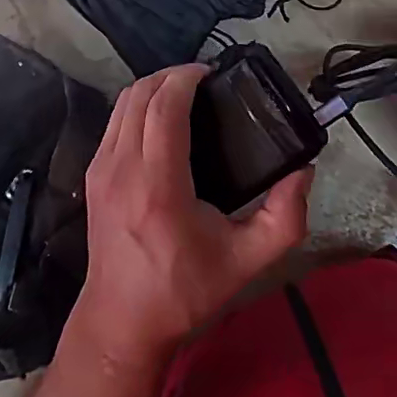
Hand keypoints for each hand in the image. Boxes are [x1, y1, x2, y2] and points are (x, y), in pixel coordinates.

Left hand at [72, 65, 311, 365]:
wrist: (122, 322)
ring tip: (185, 94)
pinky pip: (113, 121)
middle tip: (205, 81)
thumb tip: (303, 172)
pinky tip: (160, 119)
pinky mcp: (92, 175)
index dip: (187, 77)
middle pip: (140, 93)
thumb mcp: (246, 261)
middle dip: (172, 75)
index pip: (164, 105)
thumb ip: (285, 218)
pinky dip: (136, 106)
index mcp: (158, 183)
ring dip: (153, 88)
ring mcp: (100, 168)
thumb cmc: (185, 290)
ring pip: (122, 102)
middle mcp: (122, 166)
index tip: (214, 73)